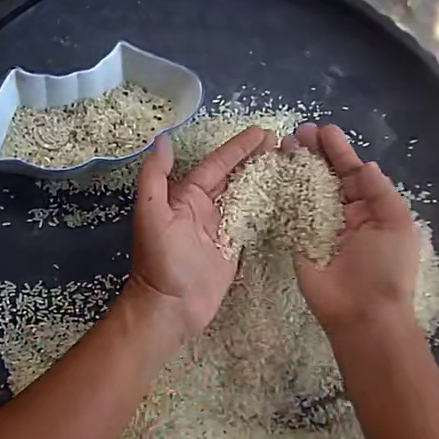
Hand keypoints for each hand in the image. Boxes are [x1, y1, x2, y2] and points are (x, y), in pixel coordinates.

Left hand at [123, 126, 272, 341]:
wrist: (171, 306)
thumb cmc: (160, 260)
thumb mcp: (151, 213)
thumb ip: (155, 176)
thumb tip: (163, 141)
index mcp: (185, 197)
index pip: (216, 164)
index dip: (238, 148)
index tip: (261, 132)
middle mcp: (204, 208)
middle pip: (233, 175)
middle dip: (254, 158)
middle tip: (281, 141)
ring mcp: (221, 228)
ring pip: (245, 195)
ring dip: (263, 178)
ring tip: (287, 162)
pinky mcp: (234, 248)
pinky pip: (252, 220)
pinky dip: (266, 206)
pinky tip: (282, 195)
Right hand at [288, 124, 419, 332]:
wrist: (362, 313)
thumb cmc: (385, 269)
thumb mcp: (396, 223)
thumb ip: (380, 192)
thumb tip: (364, 165)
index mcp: (371, 209)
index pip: (352, 173)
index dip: (339, 152)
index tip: (325, 131)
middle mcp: (343, 215)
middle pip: (326, 177)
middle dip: (314, 154)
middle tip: (298, 133)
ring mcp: (318, 228)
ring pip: (306, 191)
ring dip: (296, 169)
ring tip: (284, 146)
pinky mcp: (298, 242)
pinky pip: (289, 215)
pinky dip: (281, 195)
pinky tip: (273, 177)